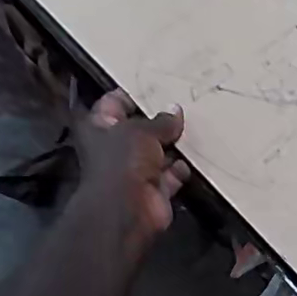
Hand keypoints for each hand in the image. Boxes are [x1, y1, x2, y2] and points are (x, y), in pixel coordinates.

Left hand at [74, 90, 191, 243]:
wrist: (128, 209)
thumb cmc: (123, 160)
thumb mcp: (141, 131)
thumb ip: (161, 121)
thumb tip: (176, 110)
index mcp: (101, 127)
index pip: (114, 103)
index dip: (132, 94)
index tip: (156, 86)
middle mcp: (116, 147)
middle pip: (140, 128)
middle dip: (161, 120)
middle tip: (184, 105)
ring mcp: (136, 170)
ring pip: (159, 152)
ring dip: (175, 145)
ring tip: (195, 128)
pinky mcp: (155, 189)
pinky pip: (172, 175)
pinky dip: (182, 169)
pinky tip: (194, 158)